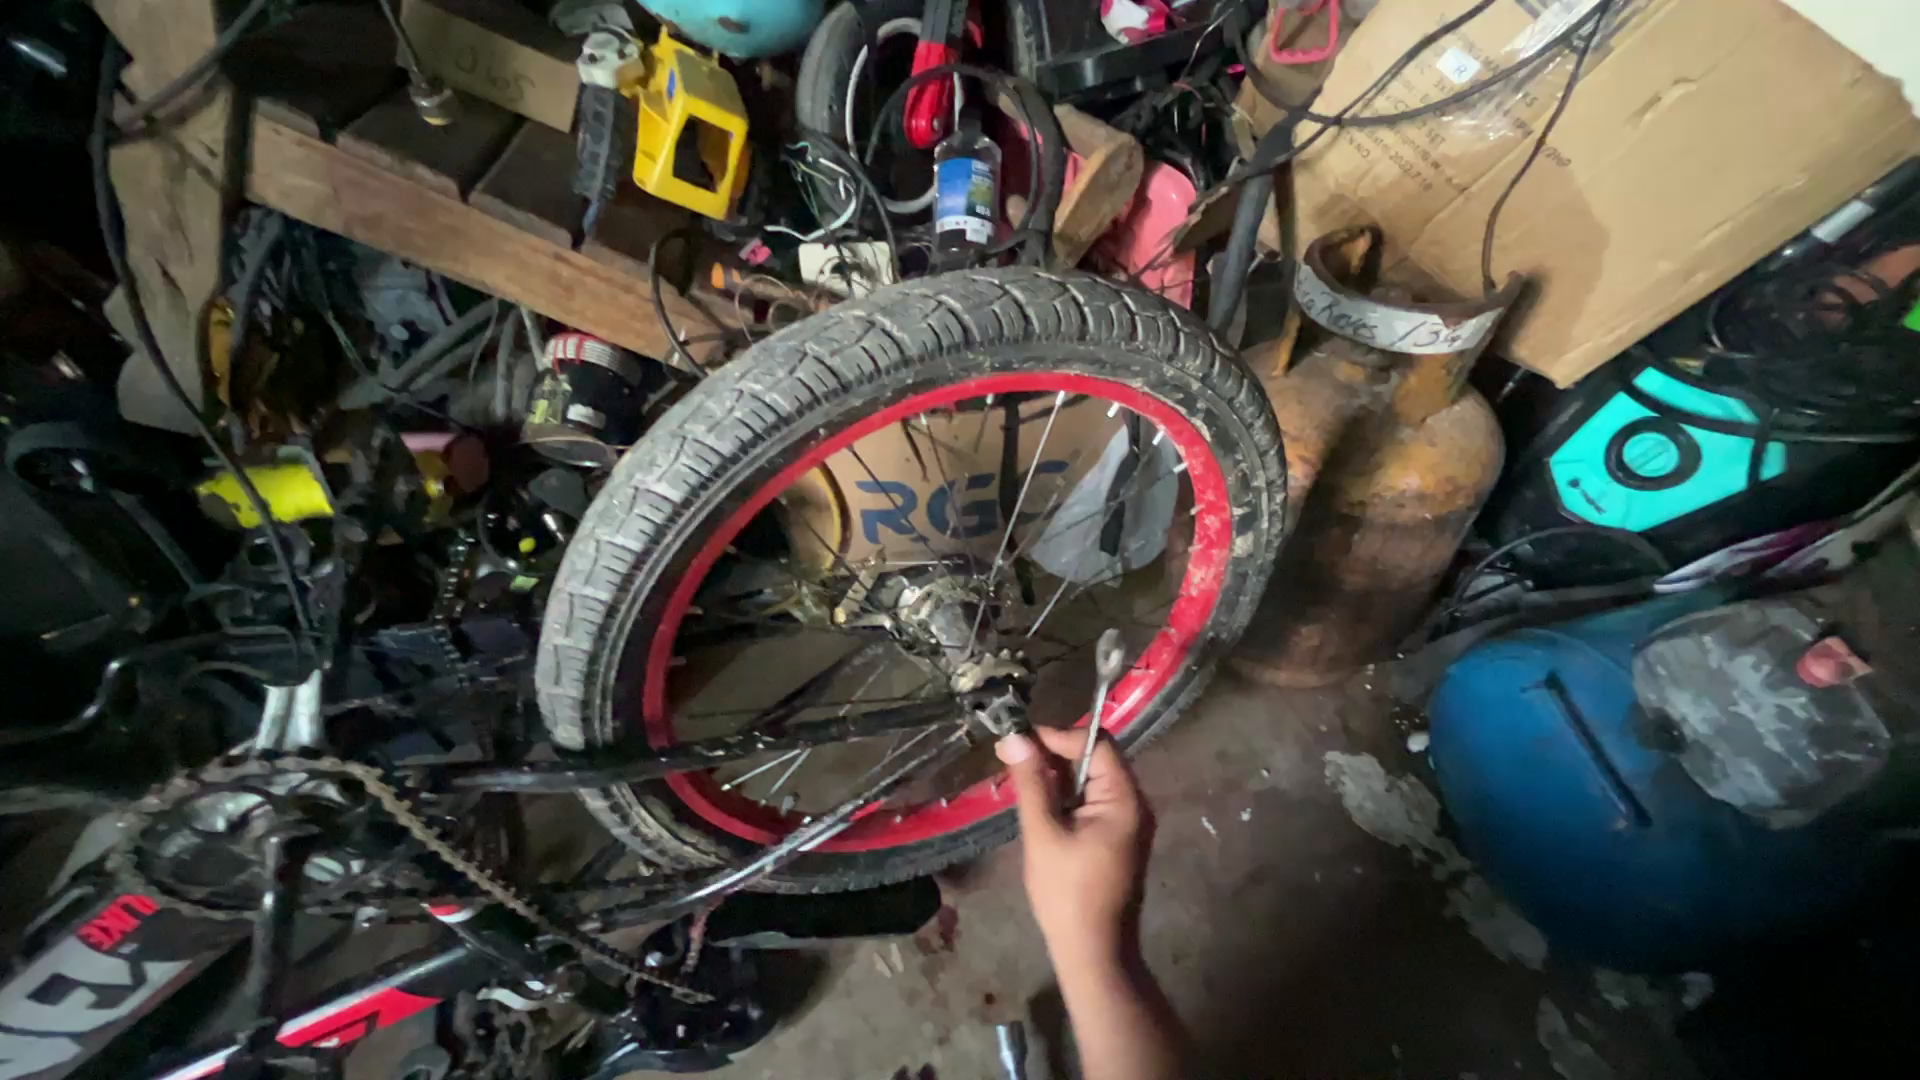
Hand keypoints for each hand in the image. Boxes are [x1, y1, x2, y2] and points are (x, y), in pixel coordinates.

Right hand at [995, 726, 1150, 965]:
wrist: (1094, 955)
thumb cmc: (1067, 895)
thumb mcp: (1043, 833)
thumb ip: (1030, 783)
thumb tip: (1015, 738)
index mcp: (1125, 799)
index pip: (1098, 744)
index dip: (1060, 736)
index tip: (1022, 741)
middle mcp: (1135, 804)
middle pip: (1097, 759)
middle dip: (1055, 754)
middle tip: (1015, 759)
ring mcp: (1129, 823)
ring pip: (1093, 780)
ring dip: (1058, 776)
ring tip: (1021, 779)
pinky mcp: (1118, 839)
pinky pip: (1093, 802)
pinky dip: (1067, 796)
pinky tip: (1040, 804)